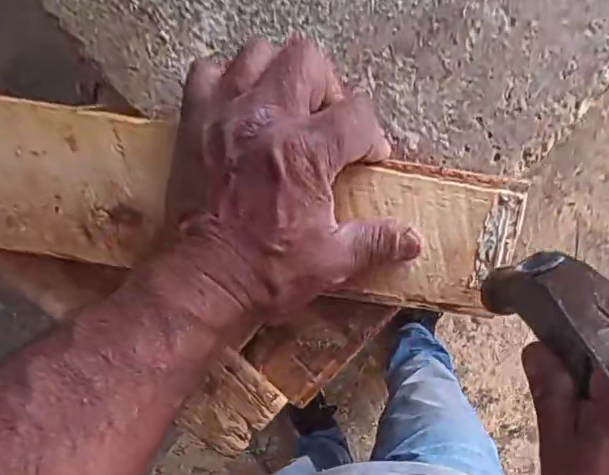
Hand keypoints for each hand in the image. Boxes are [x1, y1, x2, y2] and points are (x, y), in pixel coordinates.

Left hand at [164, 38, 422, 322]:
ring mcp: (226, 116)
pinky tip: (238, 110)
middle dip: (327, 88)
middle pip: (309, 60)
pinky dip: (225, 81)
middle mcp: (267, 119)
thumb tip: (413, 239)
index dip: (371, 137)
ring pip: (258, 54)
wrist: (206, 285)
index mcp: (306, 153)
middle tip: (325, 124)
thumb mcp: (330, 263)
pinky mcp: (195, 125)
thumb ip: (374, 242)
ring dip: (278, 75)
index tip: (367, 160)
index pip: (358, 115)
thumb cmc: (266, 276)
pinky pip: (207, 73)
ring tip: (284, 110)